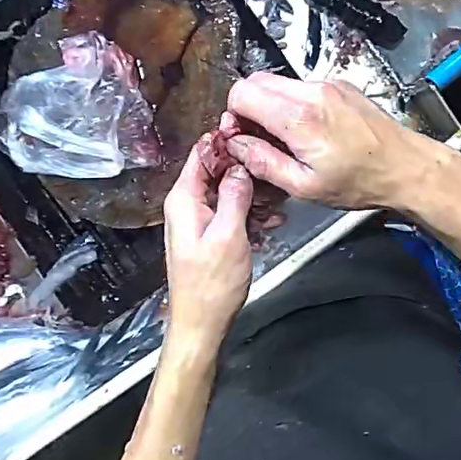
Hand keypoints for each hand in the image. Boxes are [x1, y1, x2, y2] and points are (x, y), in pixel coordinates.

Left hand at [162, 135, 254, 348]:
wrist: (201, 324)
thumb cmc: (211, 284)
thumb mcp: (228, 235)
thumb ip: (234, 196)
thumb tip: (240, 166)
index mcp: (184, 199)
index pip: (200, 155)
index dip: (224, 141)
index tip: (251, 135)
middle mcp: (186, 205)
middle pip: (215, 172)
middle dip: (244, 170)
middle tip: (273, 172)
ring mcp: (197, 221)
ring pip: (226, 192)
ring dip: (251, 195)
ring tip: (276, 203)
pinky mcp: (208, 235)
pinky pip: (229, 213)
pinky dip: (248, 213)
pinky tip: (269, 222)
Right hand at [223, 73, 439, 210]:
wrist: (406, 167)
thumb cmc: (362, 180)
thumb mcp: (304, 186)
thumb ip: (263, 162)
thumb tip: (237, 146)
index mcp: (299, 117)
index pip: (242, 93)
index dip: (234, 116)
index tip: (242, 136)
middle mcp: (312, 92)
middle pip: (255, 81)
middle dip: (247, 108)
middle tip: (258, 137)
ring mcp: (327, 85)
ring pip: (276, 82)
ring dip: (270, 106)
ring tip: (285, 138)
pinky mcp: (338, 85)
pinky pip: (299, 86)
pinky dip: (292, 104)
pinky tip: (307, 131)